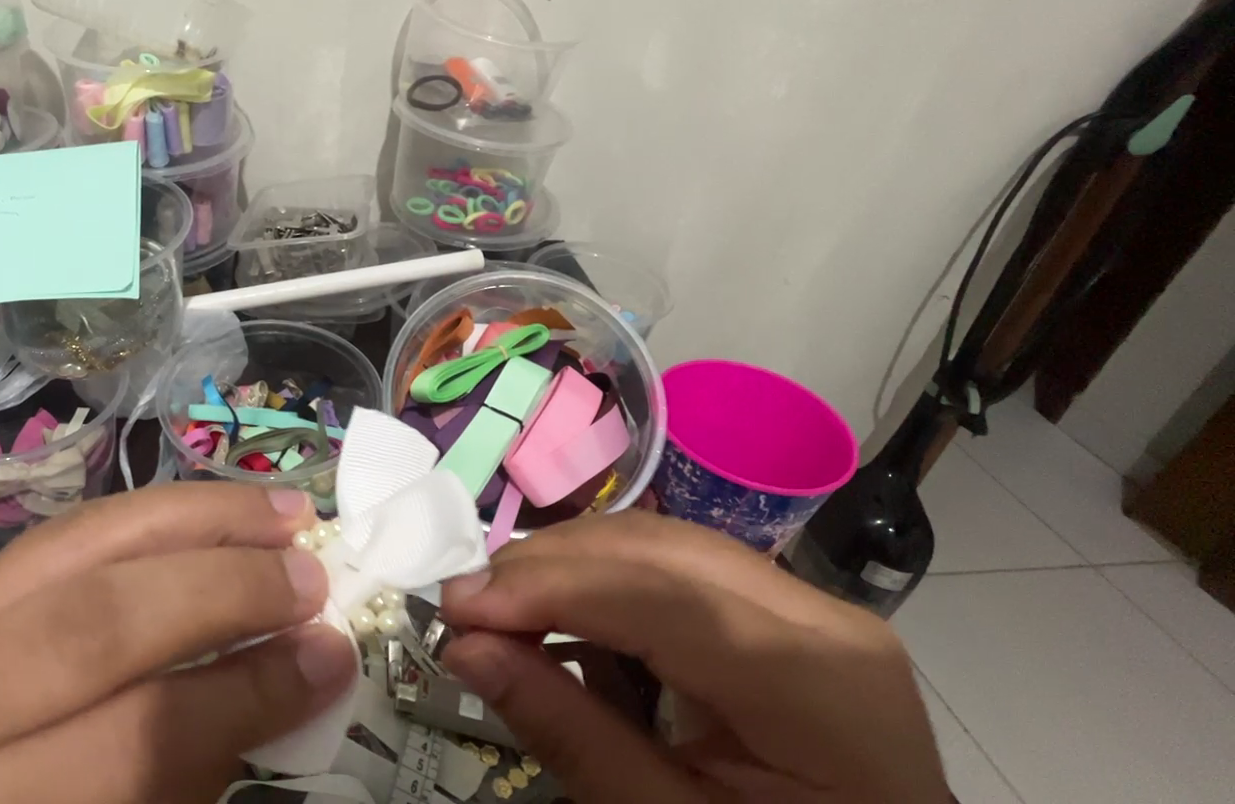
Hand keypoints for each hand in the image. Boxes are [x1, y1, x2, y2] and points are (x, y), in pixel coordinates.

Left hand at [0, 483, 357, 803]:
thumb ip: (205, 749)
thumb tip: (307, 659)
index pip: (134, 737)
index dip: (245, 690)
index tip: (331, 656)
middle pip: (95, 621)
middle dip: (222, 588)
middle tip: (310, 577)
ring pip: (79, 543)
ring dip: (197, 519)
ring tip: (282, 515)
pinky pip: (72, 528)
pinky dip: (155, 513)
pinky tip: (214, 509)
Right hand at [440, 511, 947, 802]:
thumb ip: (572, 736)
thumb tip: (466, 650)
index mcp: (817, 684)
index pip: (662, 596)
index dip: (550, 588)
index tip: (457, 608)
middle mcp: (822, 618)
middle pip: (657, 549)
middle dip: (549, 567)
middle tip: (466, 607)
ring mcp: (808, 608)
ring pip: (659, 544)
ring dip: (569, 568)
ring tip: (502, 612)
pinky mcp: (782, 613)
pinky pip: (676, 569)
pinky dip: (605, 584)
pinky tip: (563, 621)